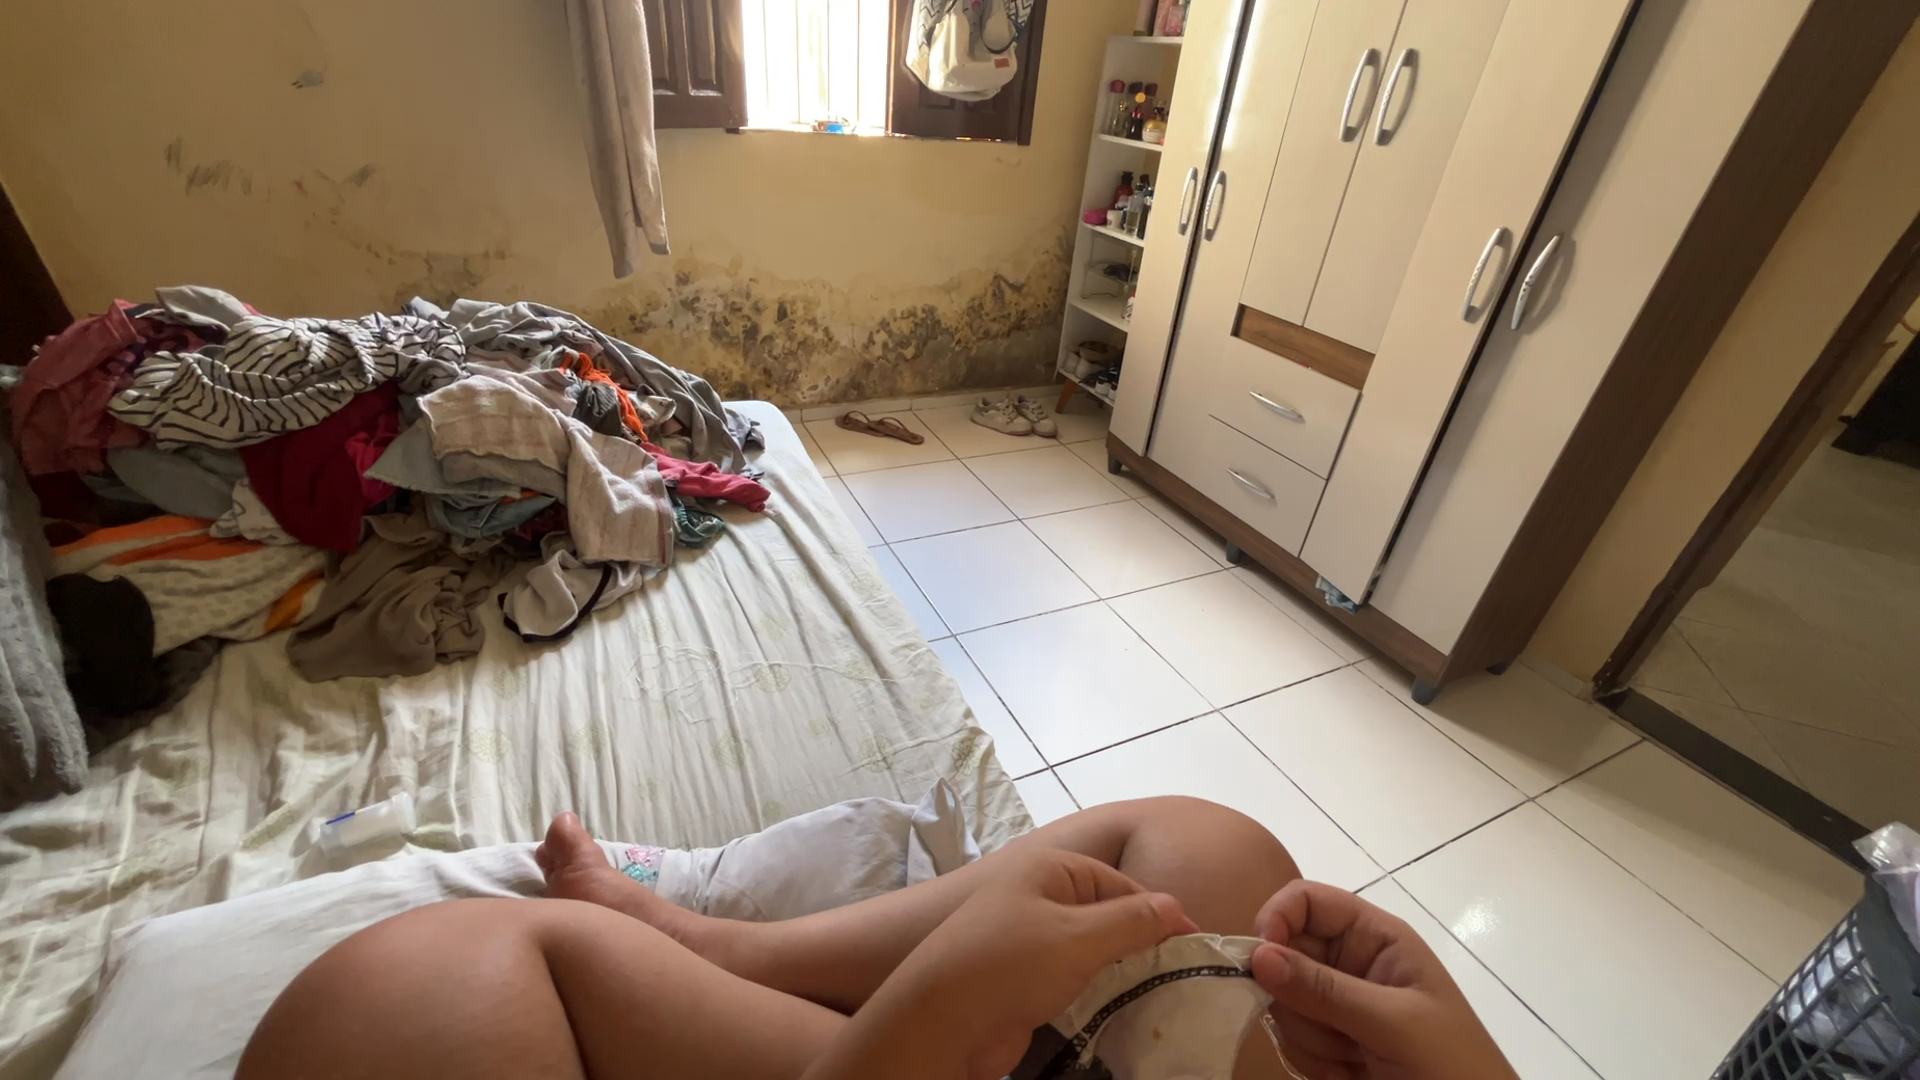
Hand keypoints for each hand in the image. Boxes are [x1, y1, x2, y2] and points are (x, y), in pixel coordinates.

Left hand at [807, 848, 1197, 1079]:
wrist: (942, 1019)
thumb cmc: (1010, 962)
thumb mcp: (1077, 937)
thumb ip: (1130, 921)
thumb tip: (1177, 907)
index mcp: (1050, 869)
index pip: (1118, 882)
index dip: (1156, 911)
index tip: (1194, 944)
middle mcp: (1041, 895)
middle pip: (1108, 913)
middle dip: (1142, 941)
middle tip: (1182, 974)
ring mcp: (1033, 936)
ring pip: (1095, 948)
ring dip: (1124, 970)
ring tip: (1164, 994)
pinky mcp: (1029, 976)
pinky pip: (1077, 976)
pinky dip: (1102, 990)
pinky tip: (1127, 1008)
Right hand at [1252, 881, 1518, 1079]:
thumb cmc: (1453, 1070)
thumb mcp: (1394, 1025)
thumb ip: (1324, 989)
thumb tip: (1256, 955)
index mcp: (1374, 936)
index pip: (1306, 900)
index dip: (1278, 917)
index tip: (1261, 958)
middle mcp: (1350, 960)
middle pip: (1285, 951)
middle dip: (1296, 995)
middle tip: (1332, 1031)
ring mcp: (1337, 1002)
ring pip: (1282, 998)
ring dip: (1310, 1036)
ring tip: (1354, 1060)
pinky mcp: (1330, 1039)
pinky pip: (1291, 1036)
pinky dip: (1314, 1061)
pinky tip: (1350, 1074)